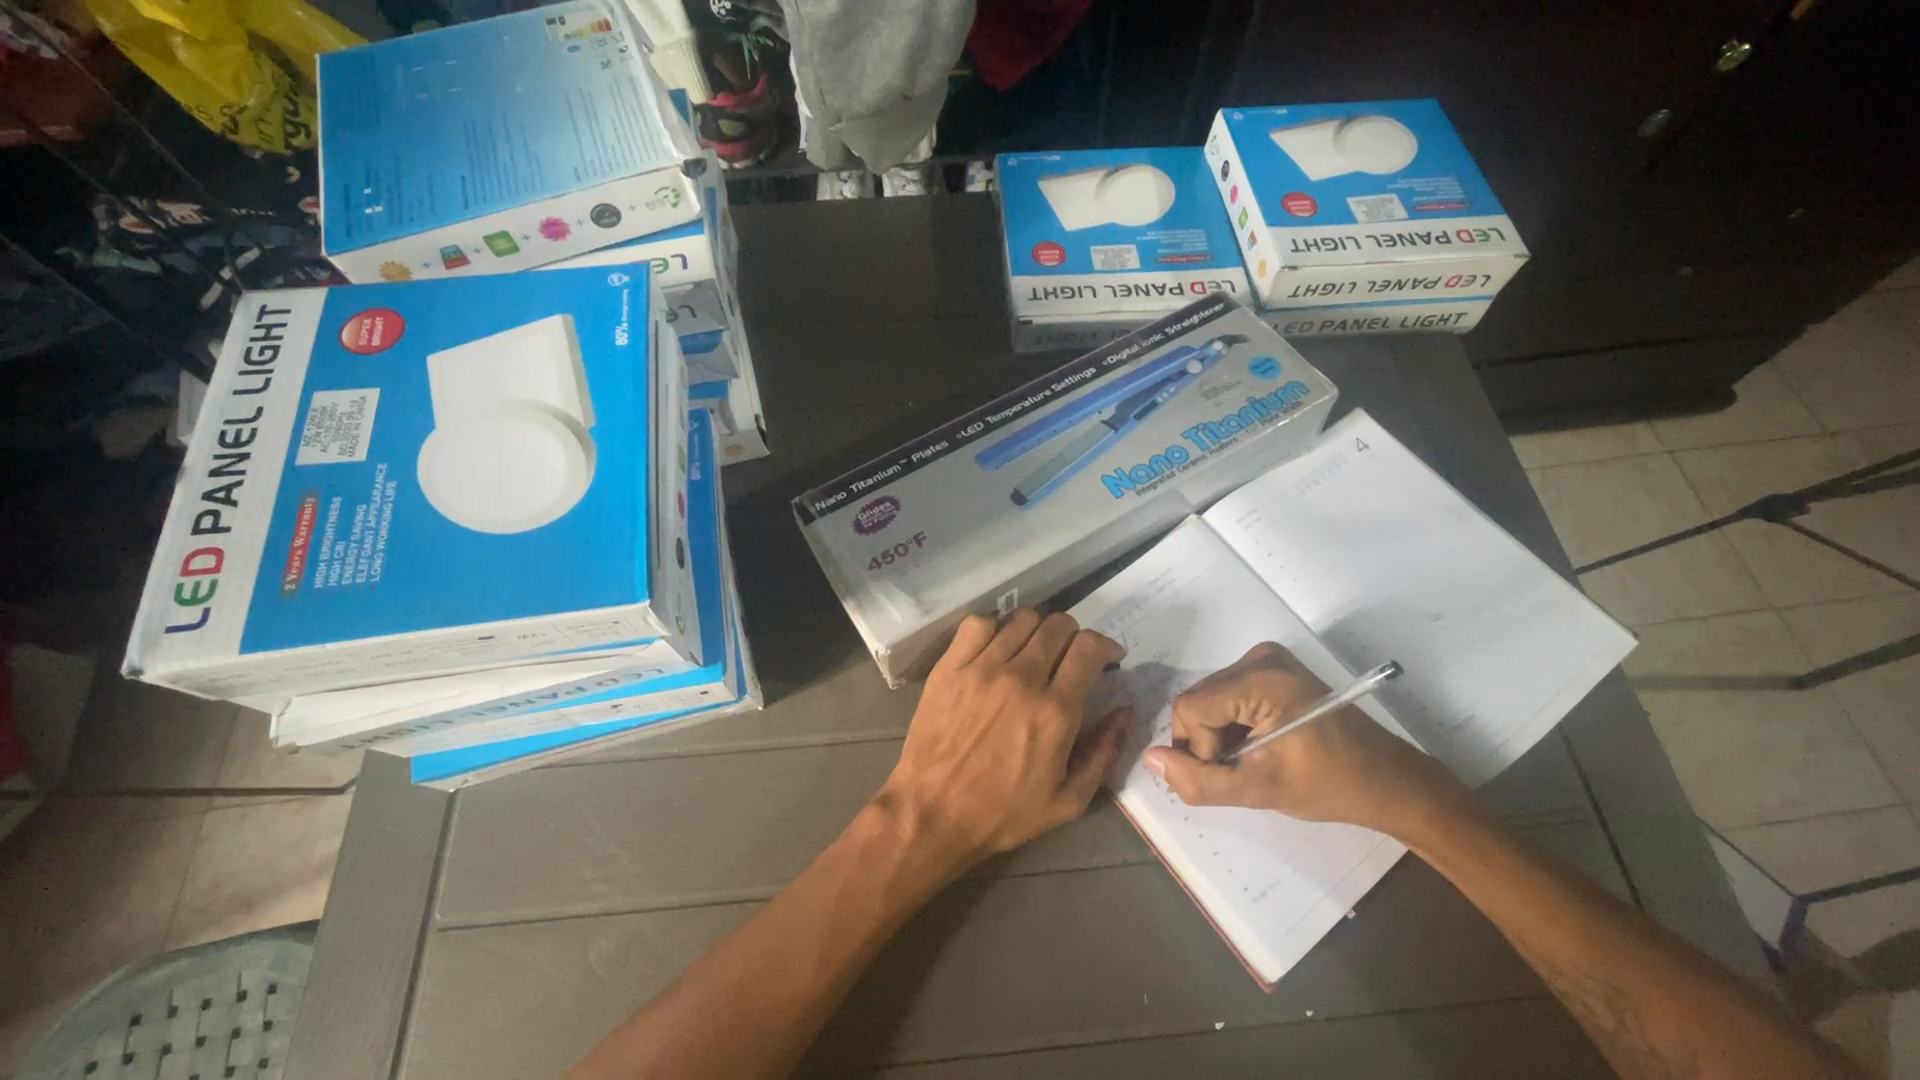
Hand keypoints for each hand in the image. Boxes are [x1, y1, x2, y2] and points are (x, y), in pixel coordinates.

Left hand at [875, 610, 1130, 871]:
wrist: (934, 814)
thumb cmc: (1004, 814)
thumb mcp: (1069, 800)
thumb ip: (1104, 752)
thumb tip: (1126, 710)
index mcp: (1056, 711)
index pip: (1090, 648)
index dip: (1106, 646)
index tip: (1107, 658)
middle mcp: (1022, 679)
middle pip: (1059, 625)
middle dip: (1075, 636)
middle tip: (1070, 657)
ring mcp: (981, 668)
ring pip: (1022, 620)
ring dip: (1038, 630)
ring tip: (1035, 651)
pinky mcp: (949, 667)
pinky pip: (977, 624)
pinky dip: (995, 627)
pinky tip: (997, 647)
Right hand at [1141, 642, 1465, 837]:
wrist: (1386, 779)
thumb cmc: (1329, 785)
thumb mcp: (1259, 790)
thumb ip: (1200, 780)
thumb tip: (1151, 760)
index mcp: (1262, 680)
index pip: (1190, 708)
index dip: (1196, 747)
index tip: (1229, 774)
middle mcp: (1260, 658)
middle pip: (1198, 700)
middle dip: (1206, 741)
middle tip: (1240, 772)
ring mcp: (1267, 660)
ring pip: (1209, 699)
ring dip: (1217, 735)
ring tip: (1251, 761)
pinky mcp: (1273, 670)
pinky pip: (1227, 694)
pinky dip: (1231, 724)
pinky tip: (1257, 746)